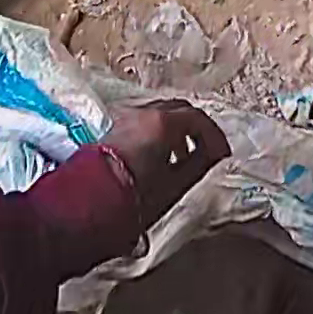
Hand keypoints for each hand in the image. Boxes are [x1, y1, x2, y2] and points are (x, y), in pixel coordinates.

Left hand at [103, 101, 229, 228]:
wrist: (89, 204)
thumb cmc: (136, 197)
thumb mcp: (175, 184)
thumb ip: (200, 164)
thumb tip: (214, 154)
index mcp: (162, 121)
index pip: (197, 118)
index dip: (214, 135)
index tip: (223, 154)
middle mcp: (144, 111)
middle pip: (179, 109)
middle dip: (197, 128)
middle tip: (209, 151)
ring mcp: (128, 116)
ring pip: (162, 112)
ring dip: (179, 129)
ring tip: (187, 156)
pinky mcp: (116, 126)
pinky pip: (146, 120)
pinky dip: (161, 130)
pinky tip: (164, 155)